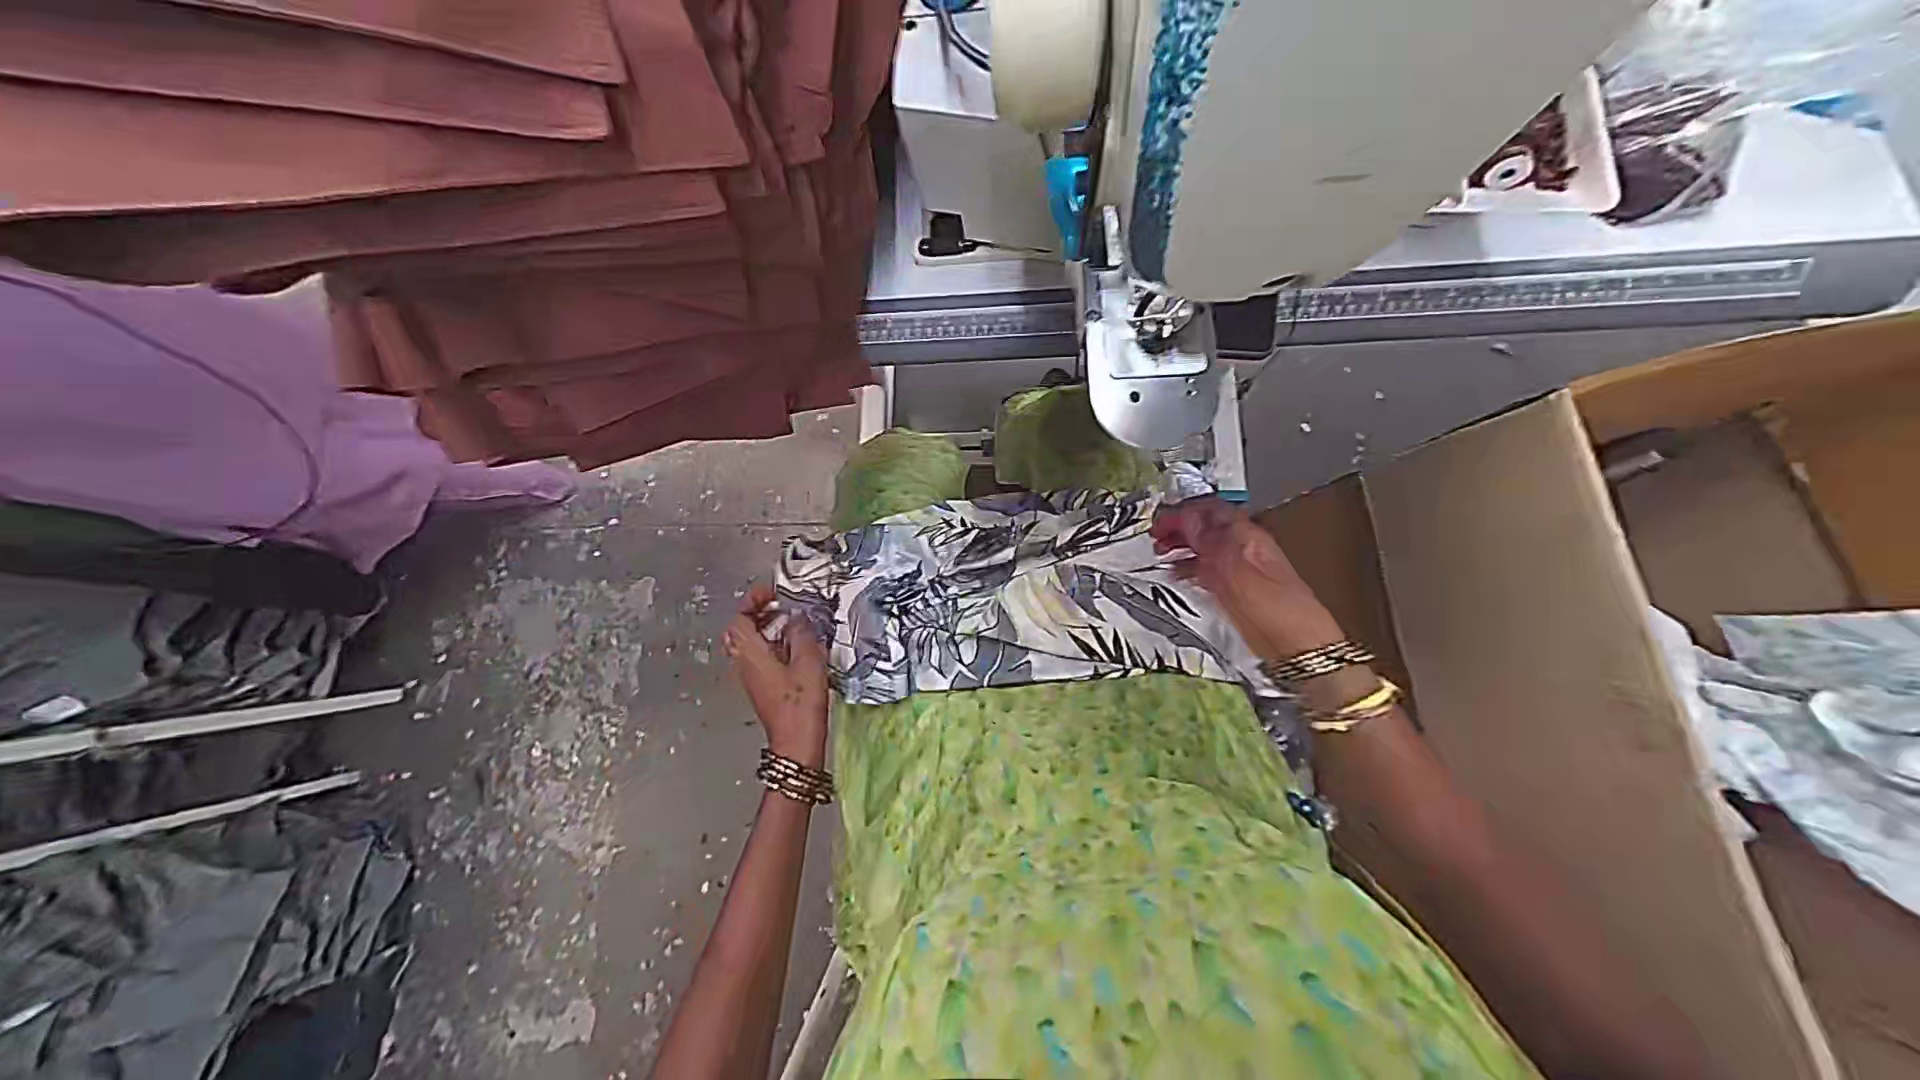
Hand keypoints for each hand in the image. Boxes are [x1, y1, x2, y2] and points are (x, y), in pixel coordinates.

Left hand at [723, 583, 828, 767]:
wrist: (796, 743)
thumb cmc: (799, 704)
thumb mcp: (808, 661)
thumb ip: (802, 633)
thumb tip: (798, 619)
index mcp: (750, 653)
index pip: (740, 618)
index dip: (753, 601)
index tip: (771, 594)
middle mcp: (744, 664)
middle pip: (741, 630)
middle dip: (759, 613)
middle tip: (781, 606)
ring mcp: (751, 678)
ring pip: (751, 644)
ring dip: (768, 629)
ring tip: (792, 623)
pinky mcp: (762, 687)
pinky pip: (761, 658)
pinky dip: (774, 645)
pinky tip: (796, 648)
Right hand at [1150, 497, 1344, 658]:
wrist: (1295, 644)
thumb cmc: (1275, 607)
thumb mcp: (1234, 569)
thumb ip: (1210, 542)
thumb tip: (1189, 519)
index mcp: (1245, 535)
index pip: (1208, 510)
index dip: (1181, 512)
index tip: (1159, 522)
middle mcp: (1241, 547)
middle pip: (1205, 526)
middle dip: (1178, 527)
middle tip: (1156, 535)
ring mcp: (1237, 568)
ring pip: (1203, 546)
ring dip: (1181, 545)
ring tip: (1161, 551)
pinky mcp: (1233, 589)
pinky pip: (1206, 569)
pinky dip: (1188, 567)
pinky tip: (1176, 574)